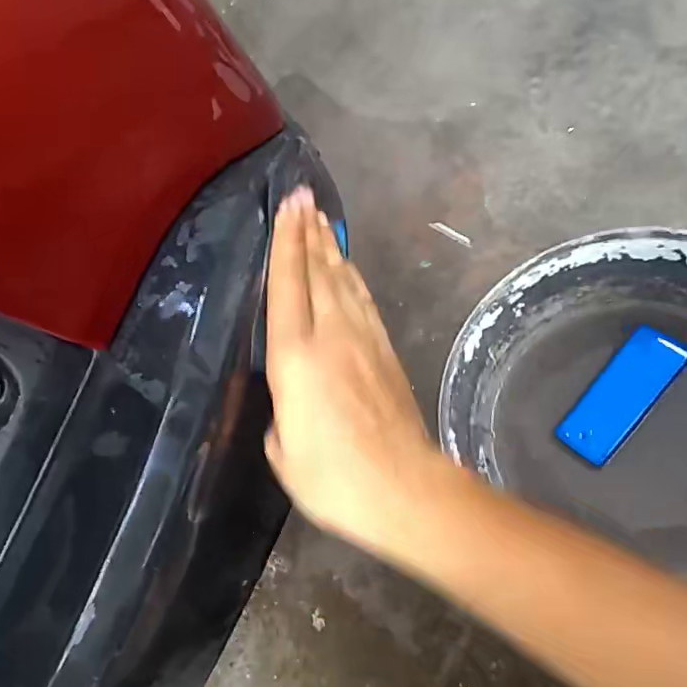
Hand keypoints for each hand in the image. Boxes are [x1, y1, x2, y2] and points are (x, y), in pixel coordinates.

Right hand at [264, 189, 447, 550]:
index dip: (284, 244)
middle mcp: (331, 338)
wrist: (405, 489)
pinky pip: (365, 303)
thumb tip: (292, 402)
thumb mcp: (283, 453)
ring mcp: (364, 342)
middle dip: (308, 232)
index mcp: (295, 359)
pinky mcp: (387, 354)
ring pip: (344, 282)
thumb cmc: (335, 479)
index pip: (287, 286)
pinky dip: (353, 280)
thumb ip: (282, 415)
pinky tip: (349, 270)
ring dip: (331, 249)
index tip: (286, 208)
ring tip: (321, 221)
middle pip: (318, 272)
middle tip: (301, 197)